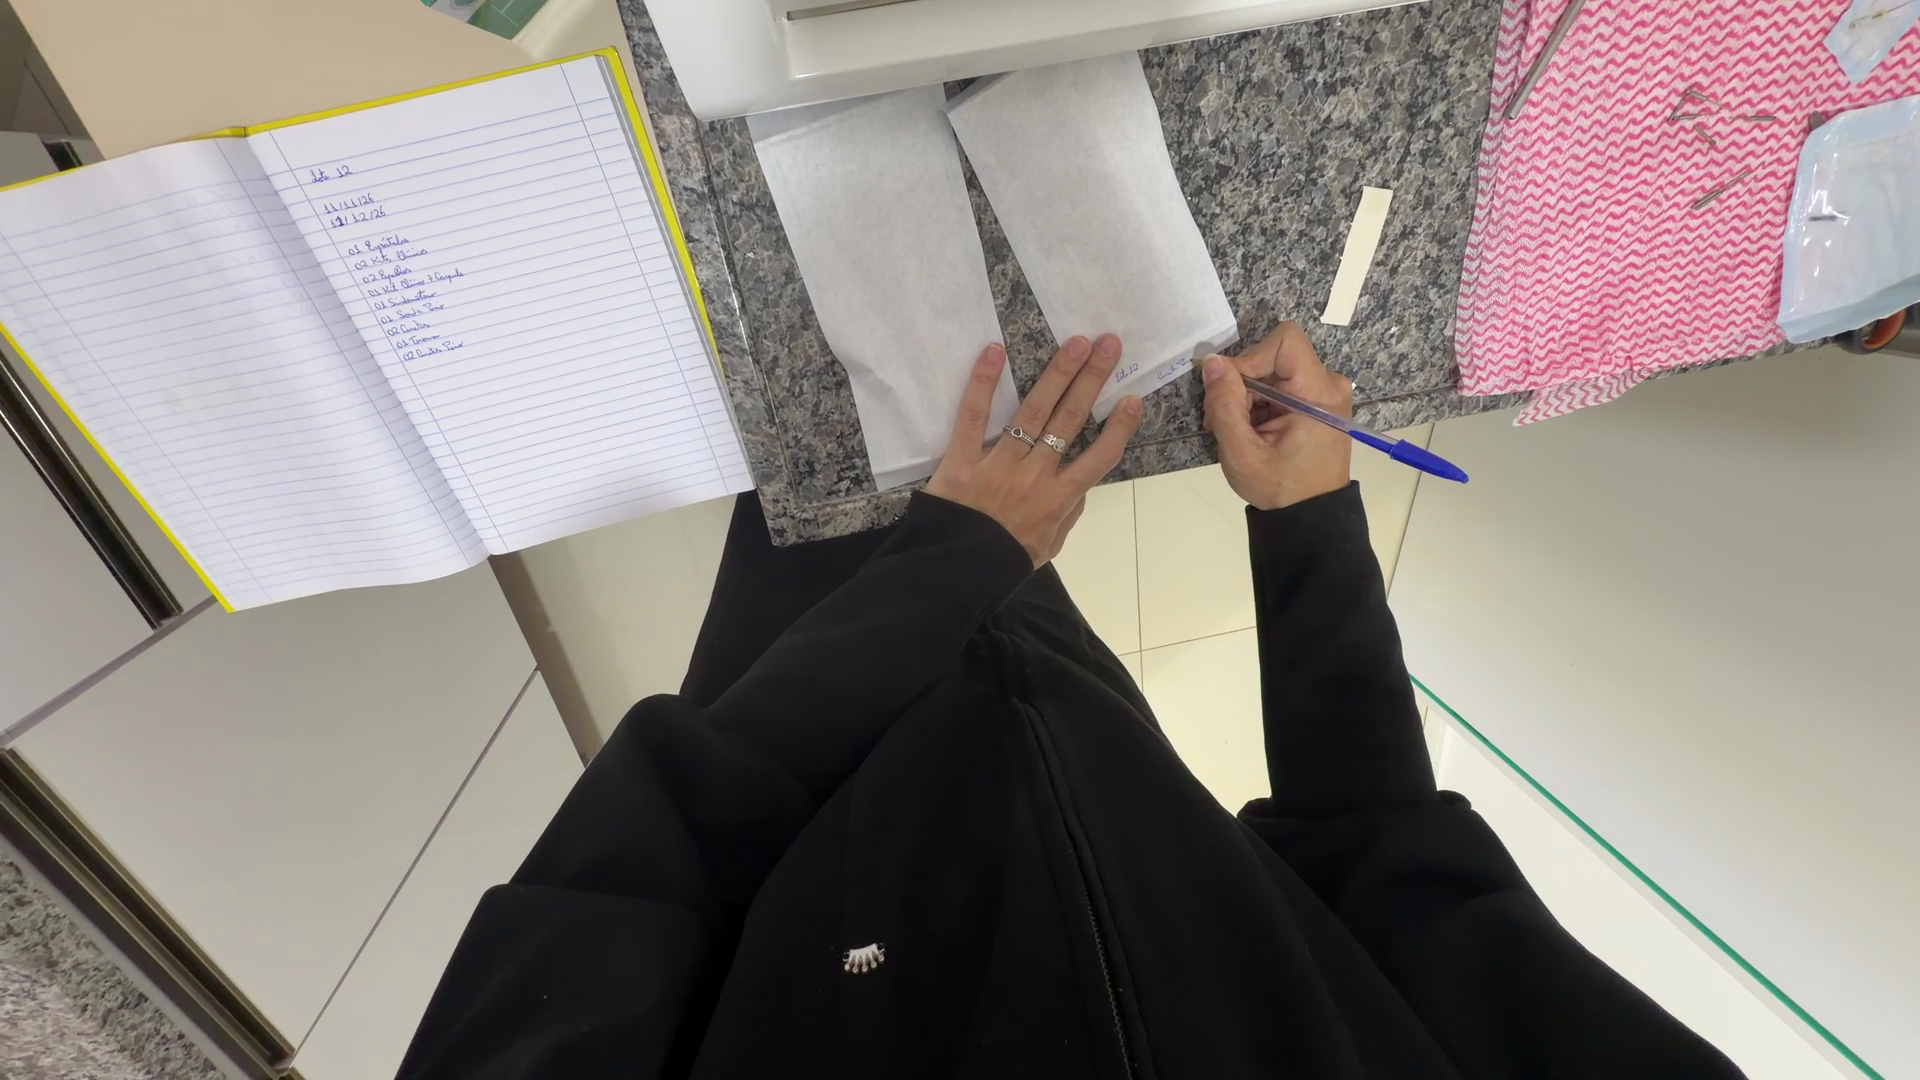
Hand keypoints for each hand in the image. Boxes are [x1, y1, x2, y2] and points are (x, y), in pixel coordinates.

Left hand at [927, 336, 1143, 565]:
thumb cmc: (1003, 562)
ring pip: (1033, 412)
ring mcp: (1000, 464)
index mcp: (1059, 499)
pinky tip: (994, 351)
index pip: (1099, 458)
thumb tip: (1082, 489)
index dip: (1119, 427)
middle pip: (1070, 421)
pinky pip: (973, 417)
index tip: (1133, 398)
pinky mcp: (963, 460)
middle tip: (1109, 344)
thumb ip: (1068, 517)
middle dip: (1093, 380)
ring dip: (1057, 374)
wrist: (956, 575)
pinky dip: (983, 384)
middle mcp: (1035, 475)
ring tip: (1076, 342)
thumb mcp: (1048, 548)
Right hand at [1202, 321, 1352, 511]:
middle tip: (1226, 420)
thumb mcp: (1241, 453)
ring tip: (1237, 430)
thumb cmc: (1278, 488)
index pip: (1285, 341)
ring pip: (1271, 369)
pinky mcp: (1315, 399)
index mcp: (1318, 394)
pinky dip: (1257, 402)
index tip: (1231, 391)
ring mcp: (1323, 391)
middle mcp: (1328, 383)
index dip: (1250, 358)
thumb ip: (1224, 405)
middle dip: (1242, 383)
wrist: (1309, 514)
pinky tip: (1250, 428)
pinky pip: (1278, 383)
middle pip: (1274, 356)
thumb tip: (1211, 361)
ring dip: (1246, 395)